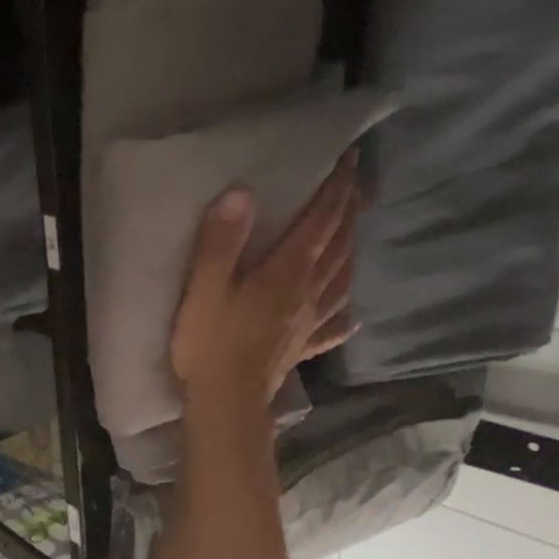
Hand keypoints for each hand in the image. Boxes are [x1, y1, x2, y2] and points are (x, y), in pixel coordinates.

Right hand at [169, 151, 361, 408]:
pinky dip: (344, 314)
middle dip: (349, 210)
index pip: (322, 218)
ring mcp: (310, 321)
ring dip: (351, 250)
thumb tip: (241, 193)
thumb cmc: (209, 344)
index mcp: (288, 270)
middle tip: (354, 186)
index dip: (336, 186)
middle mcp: (309, 290)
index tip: (347, 157)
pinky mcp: (303, 347)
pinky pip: (332, 325)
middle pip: (339, 242)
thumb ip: (220, 242)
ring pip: (342, 276)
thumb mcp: (203, 289)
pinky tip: (350, 314)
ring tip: (353, 235)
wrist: (226, 402)